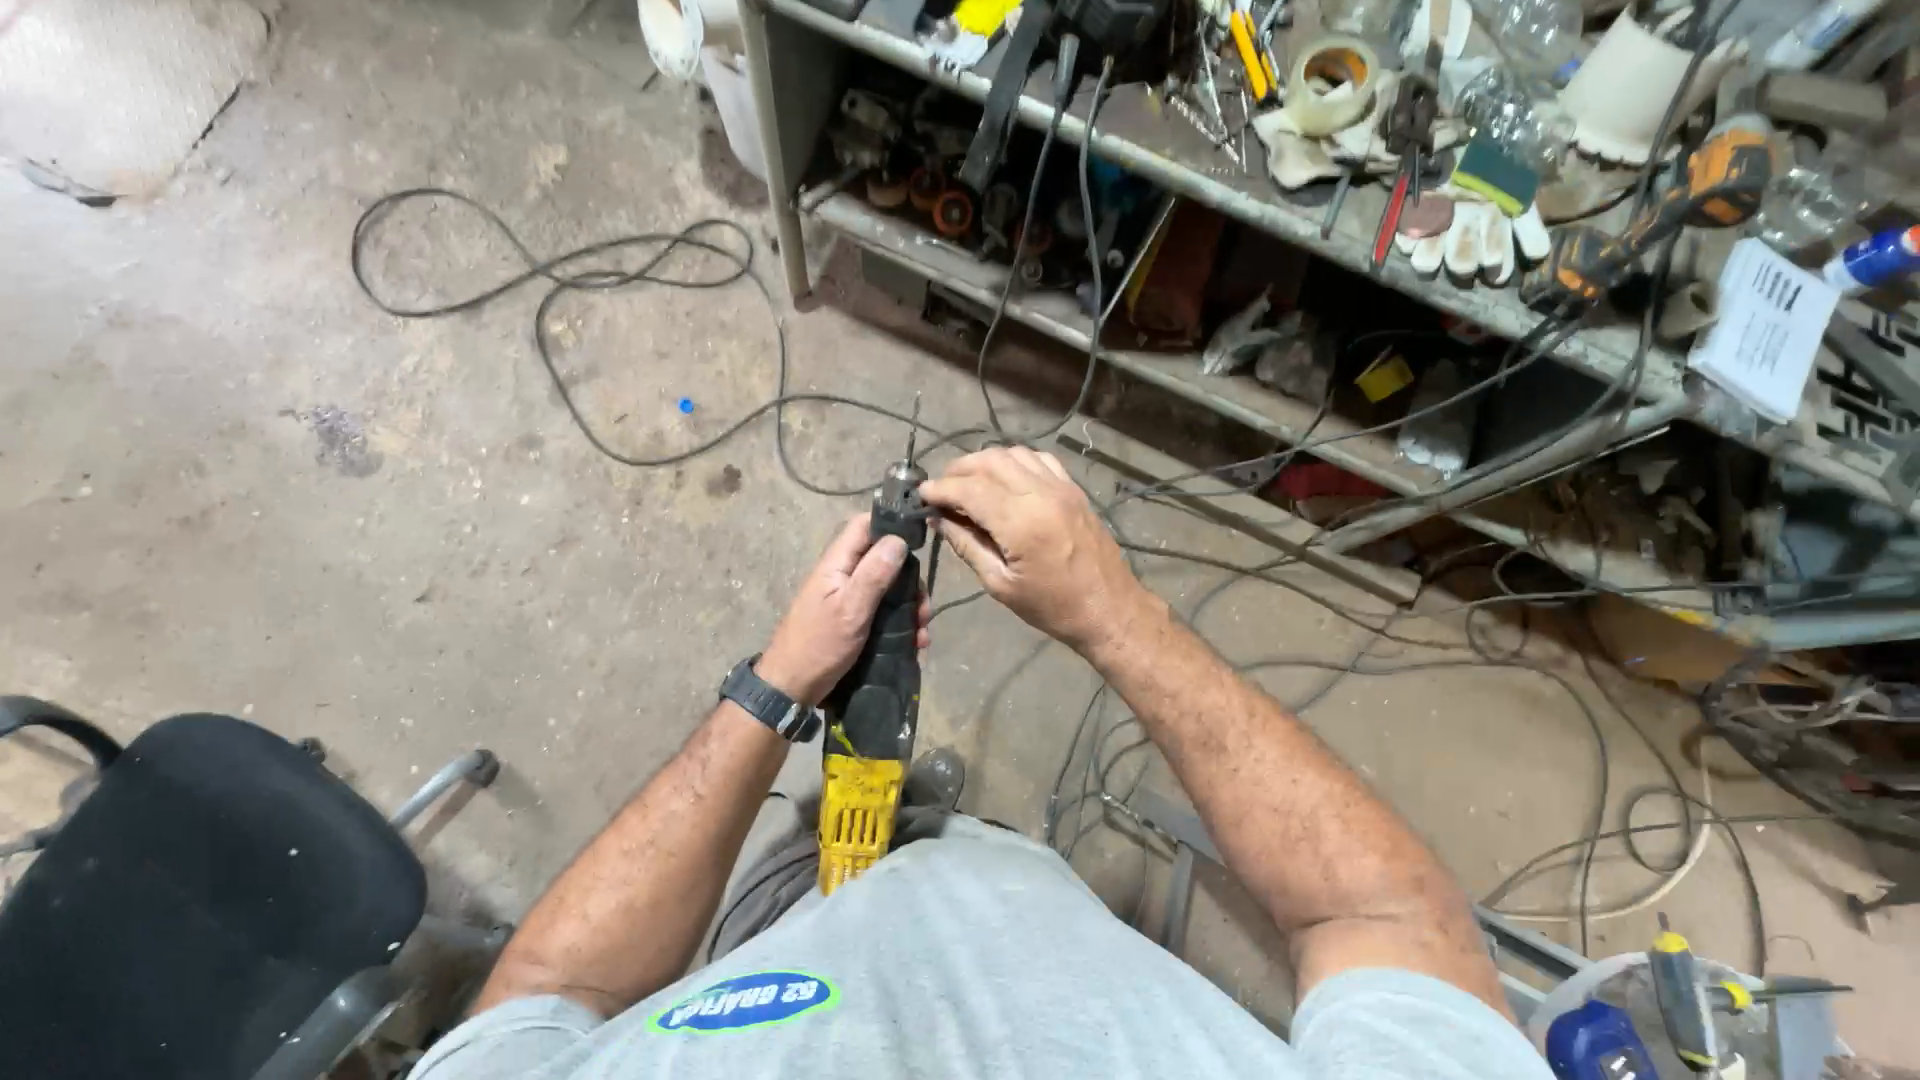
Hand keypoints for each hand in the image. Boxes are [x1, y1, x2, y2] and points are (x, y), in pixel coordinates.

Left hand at [756, 515, 931, 706]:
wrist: (791, 688)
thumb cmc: (818, 645)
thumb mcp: (850, 609)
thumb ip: (874, 573)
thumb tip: (898, 539)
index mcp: (837, 563)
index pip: (864, 525)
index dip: (891, 525)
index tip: (920, 541)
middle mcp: (843, 575)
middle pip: (883, 559)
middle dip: (910, 580)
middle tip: (924, 607)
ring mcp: (849, 599)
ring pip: (888, 589)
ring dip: (909, 607)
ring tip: (922, 632)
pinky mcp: (854, 621)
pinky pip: (884, 613)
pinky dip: (901, 624)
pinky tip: (915, 643)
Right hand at [920, 447, 1151, 654]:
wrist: (1109, 608)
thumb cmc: (1052, 607)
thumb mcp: (1000, 584)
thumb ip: (967, 546)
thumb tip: (939, 520)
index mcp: (1020, 522)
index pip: (969, 488)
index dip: (940, 489)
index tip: (921, 495)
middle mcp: (1040, 494)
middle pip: (989, 461)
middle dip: (958, 470)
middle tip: (941, 490)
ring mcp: (1061, 487)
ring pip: (1013, 454)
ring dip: (985, 462)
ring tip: (969, 483)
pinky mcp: (1074, 489)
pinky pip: (1039, 459)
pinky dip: (1015, 462)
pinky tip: (1005, 479)